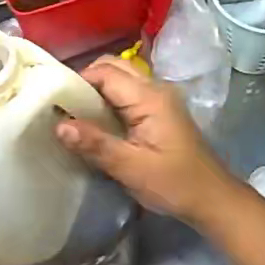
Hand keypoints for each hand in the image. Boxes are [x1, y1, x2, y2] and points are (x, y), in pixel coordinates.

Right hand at [56, 57, 240, 226]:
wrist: (211, 197)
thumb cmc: (173, 183)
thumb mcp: (131, 168)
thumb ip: (96, 144)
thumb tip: (59, 125)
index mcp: (149, 97)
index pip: (105, 73)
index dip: (77, 81)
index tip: (52, 100)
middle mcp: (155, 88)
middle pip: (114, 67)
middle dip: (85, 81)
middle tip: (61, 106)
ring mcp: (160, 97)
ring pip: (121, 77)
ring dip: (97, 89)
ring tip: (73, 114)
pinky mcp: (160, 109)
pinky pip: (129, 92)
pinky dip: (109, 99)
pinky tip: (96, 121)